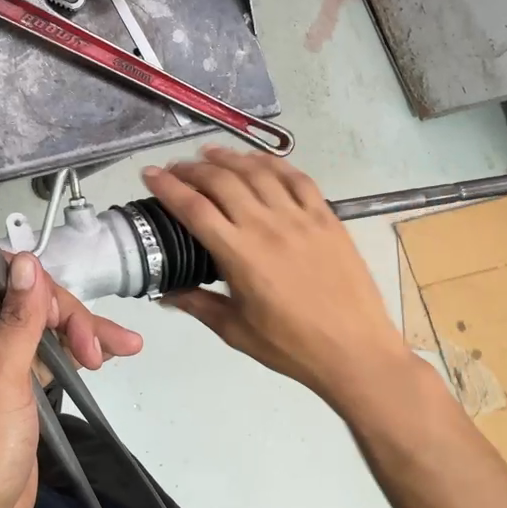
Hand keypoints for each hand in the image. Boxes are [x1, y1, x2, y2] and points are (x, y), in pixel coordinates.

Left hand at [0, 252, 141, 507]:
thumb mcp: (3, 375)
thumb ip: (19, 318)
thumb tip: (28, 260)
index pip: (10, 278)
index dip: (42, 288)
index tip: (62, 317)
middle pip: (39, 301)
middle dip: (73, 317)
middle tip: (96, 352)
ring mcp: (8, 359)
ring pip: (54, 327)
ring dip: (88, 332)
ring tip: (127, 346)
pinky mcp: (27, 384)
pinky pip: (59, 353)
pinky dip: (85, 351)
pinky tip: (113, 353)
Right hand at [143, 147, 414, 407]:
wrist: (357, 353)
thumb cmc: (292, 347)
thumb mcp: (235, 331)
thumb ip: (197, 305)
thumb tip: (163, 293)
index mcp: (239, 255)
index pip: (193, 208)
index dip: (167, 186)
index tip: (149, 174)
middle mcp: (266, 227)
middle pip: (220, 180)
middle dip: (191, 168)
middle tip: (175, 168)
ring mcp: (299, 218)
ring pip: (256, 172)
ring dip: (227, 157)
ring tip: (208, 153)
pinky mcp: (327, 218)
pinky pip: (296, 178)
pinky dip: (271, 163)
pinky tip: (256, 160)